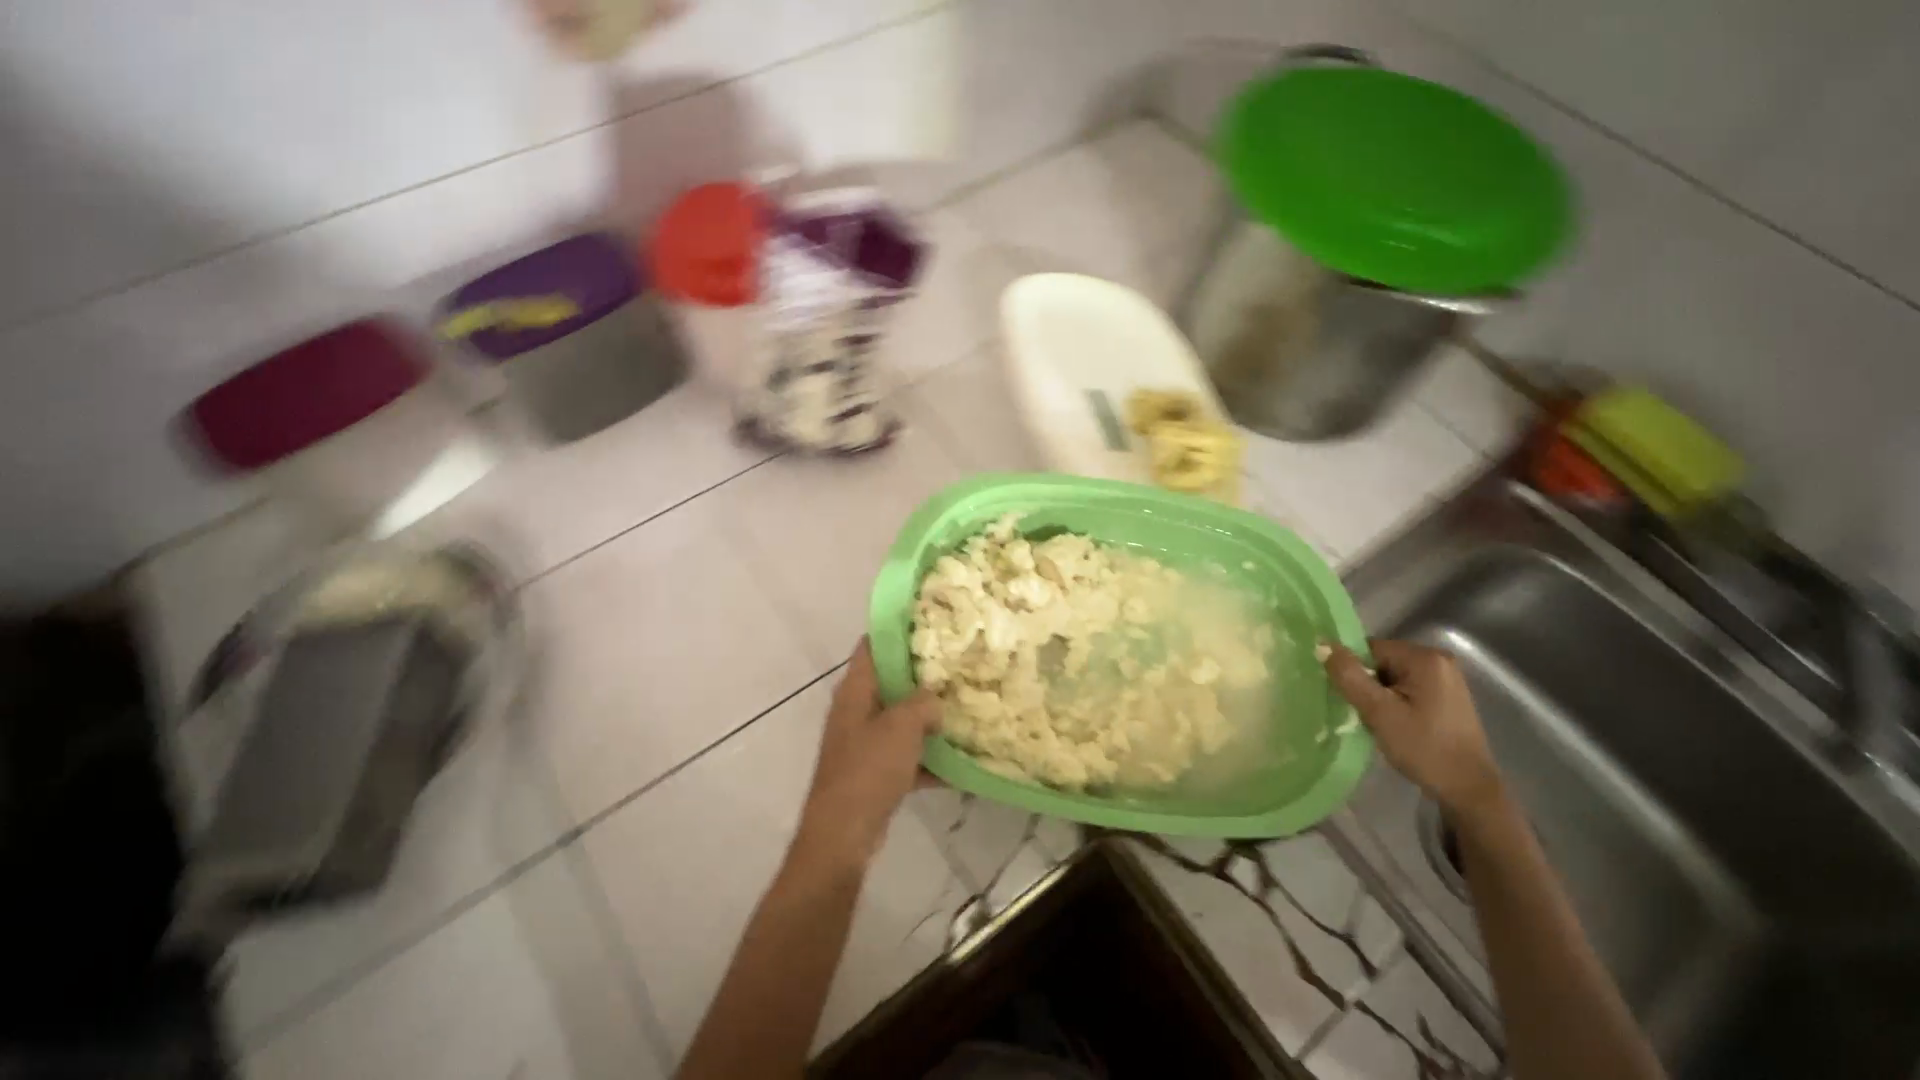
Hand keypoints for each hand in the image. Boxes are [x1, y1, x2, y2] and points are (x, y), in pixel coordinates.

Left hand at [793, 638, 942, 870]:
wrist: (843, 833)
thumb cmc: (868, 770)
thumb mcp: (901, 727)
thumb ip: (922, 704)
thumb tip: (935, 699)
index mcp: (854, 691)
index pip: (872, 646)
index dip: (898, 631)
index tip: (933, 623)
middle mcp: (855, 711)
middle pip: (890, 683)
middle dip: (923, 676)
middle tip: (960, 666)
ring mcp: (863, 744)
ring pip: (900, 721)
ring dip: (928, 718)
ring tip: (966, 707)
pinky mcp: (874, 774)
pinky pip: (906, 757)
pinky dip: (928, 759)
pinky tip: (961, 762)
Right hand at [1323, 640, 1504, 819]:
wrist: (1467, 788)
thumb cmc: (1424, 748)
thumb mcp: (1379, 713)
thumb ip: (1349, 677)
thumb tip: (1322, 644)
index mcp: (1424, 658)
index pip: (1370, 649)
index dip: (1354, 672)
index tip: (1352, 700)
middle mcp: (1438, 659)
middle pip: (1382, 661)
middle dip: (1367, 685)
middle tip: (1367, 715)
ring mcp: (1446, 677)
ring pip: (1392, 676)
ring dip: (1379, 696)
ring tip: (1381, 723)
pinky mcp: (1447, 695)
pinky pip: (1407, 687)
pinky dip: (1394, 702)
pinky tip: (1396, 725)